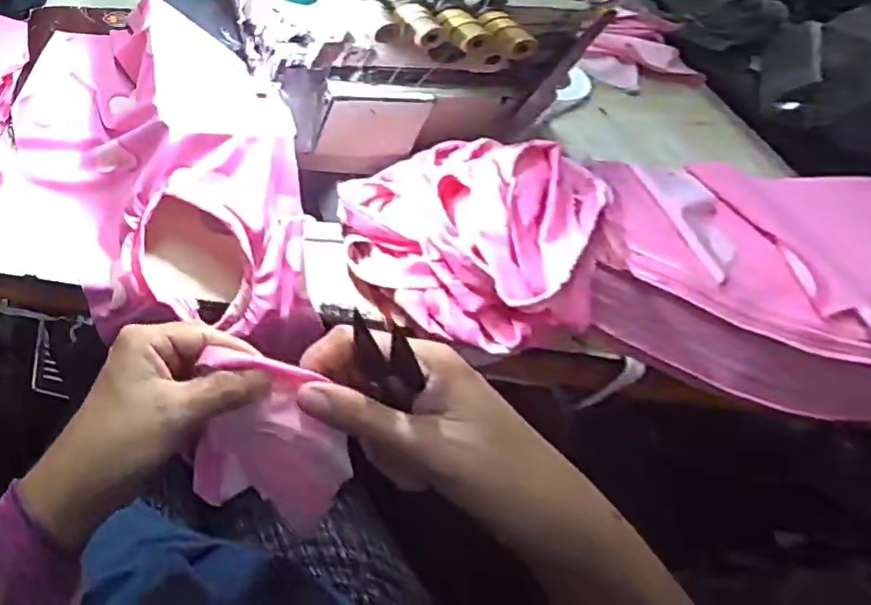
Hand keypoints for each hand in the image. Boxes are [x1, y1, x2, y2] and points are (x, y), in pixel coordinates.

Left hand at [18, 322, 270, 549]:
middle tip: (272, 393)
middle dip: (234, 373)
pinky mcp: (152, 400)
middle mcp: (147, 348)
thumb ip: (222, 390)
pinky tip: (232, 422)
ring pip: (197, 375)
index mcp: (146, 338)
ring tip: (259, 408)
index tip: (276, 373)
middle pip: (201, 352)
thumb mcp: (177, 411)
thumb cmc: (127, 437)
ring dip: (224, 392)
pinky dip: (209, 407)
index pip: (203, 333)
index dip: (239, 351)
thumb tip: (265, 376)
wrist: (83, 481)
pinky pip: (188, 395)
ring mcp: (149, 375)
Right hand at [297, 328, 567, 508]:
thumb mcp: (424, 447)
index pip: (352, 338)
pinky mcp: (432, 422)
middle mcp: (422, 366)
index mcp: (424, 356)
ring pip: (370, 402)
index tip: (301, 394)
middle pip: (357, 370)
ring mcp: (428, 394)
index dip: (321, 359)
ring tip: (403, 468)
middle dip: (354, 409)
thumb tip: (300, 391)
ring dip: (375, 437)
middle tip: (368, 444)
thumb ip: (361, 415)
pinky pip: (388, 423)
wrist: (569, 532)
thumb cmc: (500, 477)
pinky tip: (414, 474)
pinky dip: (391, 449)